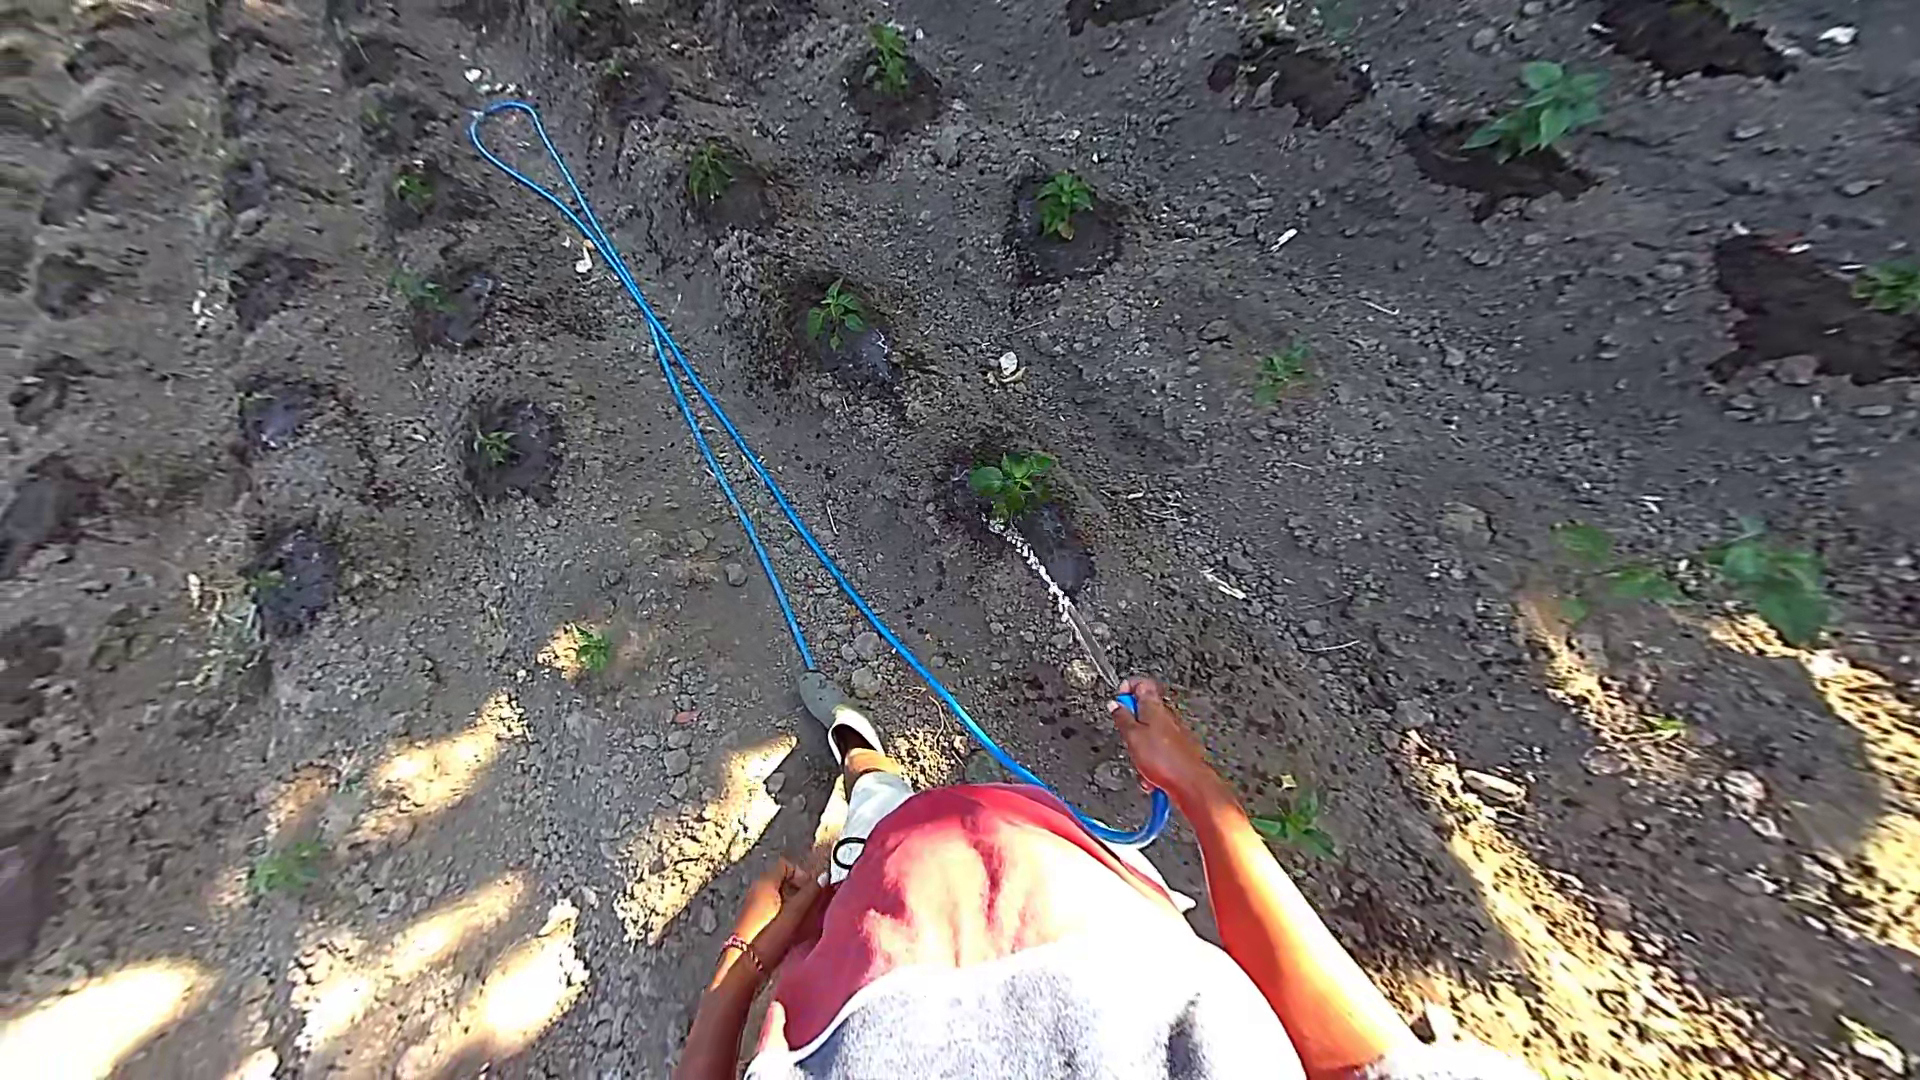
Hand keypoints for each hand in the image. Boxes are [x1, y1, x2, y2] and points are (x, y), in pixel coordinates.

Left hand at [728, 857, 825, 968]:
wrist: (742, 971)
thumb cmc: (768, 937)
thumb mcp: (794, 912)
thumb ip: (811, 893)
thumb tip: (824, 876)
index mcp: (764, 883)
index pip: (786, 865)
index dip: (801, 874)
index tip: (812, 889)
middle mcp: (756, 892)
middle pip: (784, 882)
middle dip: (801, 892)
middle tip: (812, 906)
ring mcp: (753, 909)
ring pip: (780, 899)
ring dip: (795, 907)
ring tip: (805, 922)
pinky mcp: (753, 926)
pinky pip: (774, 913)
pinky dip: (786, 918)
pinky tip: (794, 934)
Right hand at [1108, 676, 1218, 799]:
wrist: (1191, 784)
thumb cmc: (1165, 759)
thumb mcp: (1132, 736)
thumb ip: (1121, 718)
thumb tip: (1115, 704)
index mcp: (1154, 706)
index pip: (1141, 683)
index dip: (1127, 689)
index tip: (1119, 701)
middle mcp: (1165, 716)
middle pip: (1141, 711)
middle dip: (1130, 726)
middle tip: (1127, 735)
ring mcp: (1173, 734)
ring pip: (1147, 735)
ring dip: (1139, 748)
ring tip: (1139, 760)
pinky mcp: (1177, 751)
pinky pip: (1156, 752)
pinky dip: (1150, 762)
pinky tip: (1150, 774)